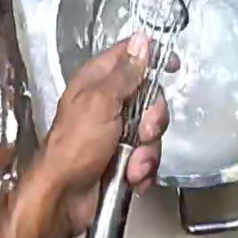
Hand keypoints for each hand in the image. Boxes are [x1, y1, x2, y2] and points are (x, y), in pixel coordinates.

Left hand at [31, 33, 170, 233]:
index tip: (173, 65)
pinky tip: (132, 178)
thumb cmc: (76, 144)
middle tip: (143, 131)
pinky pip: (147, 156)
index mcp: (98, 79)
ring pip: (151, 130)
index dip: (152, 56)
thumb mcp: (102, 101)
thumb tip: (142, 40)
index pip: (130, 54)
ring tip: (133, 165)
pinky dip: (143, 169)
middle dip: (153, 118)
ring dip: (147, 151)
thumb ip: (125, 73)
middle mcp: (108, 100)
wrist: (64, 197)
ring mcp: (116, 130)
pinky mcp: (122, 157)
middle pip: (149, 96)